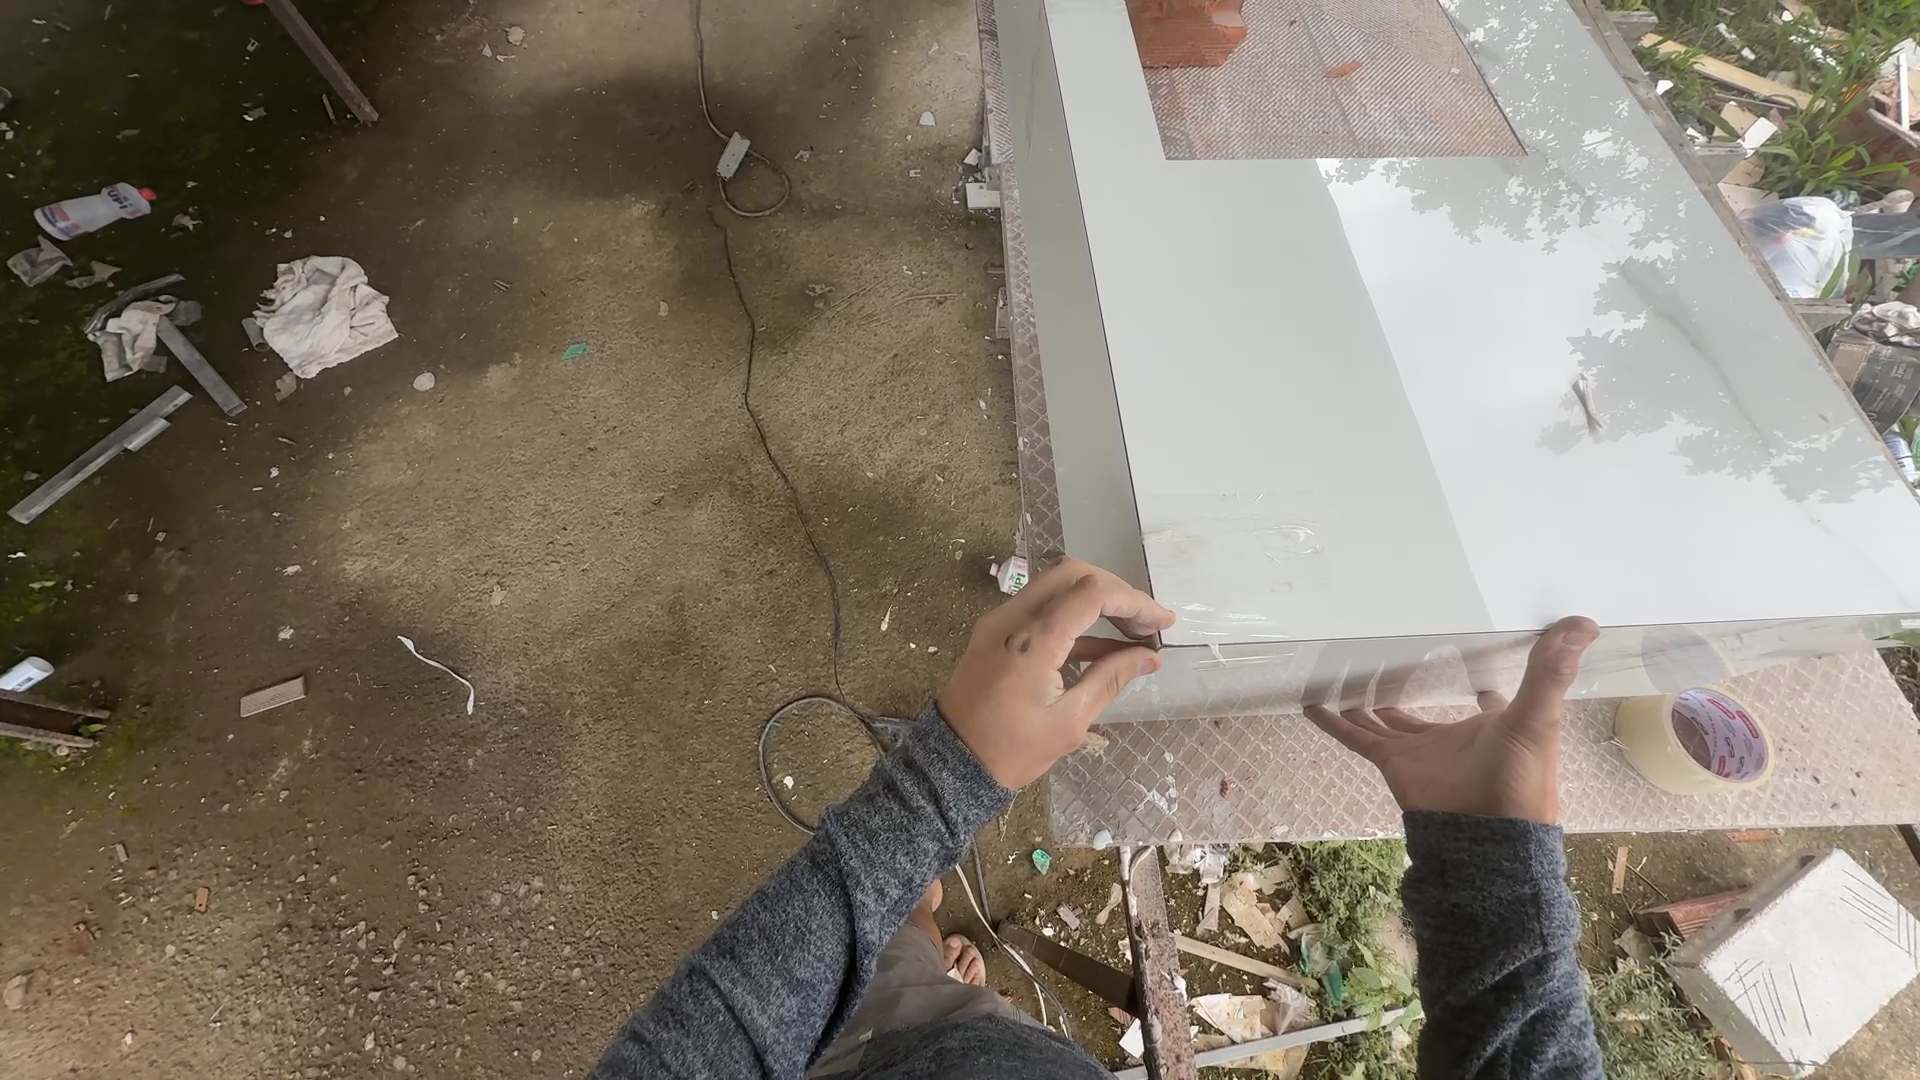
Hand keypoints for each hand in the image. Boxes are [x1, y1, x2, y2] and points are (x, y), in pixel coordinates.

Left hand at [938, 558, 1175, 788]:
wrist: (952, 762)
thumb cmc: (1011, 750)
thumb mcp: (1068, 722)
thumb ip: (1110, 679)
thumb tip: (1150, 656)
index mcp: (1032, 640)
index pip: (1092, 593)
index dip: (1134, 601)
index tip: (1162, 623)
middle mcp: (1012, 617)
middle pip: (1072, 574)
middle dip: (1116, 591)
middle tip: (1145, 623)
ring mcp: (998, 620)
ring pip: (1055, 585)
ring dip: (1095, 600)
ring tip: (1133, 633)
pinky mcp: (994, 630)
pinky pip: (1039, 607)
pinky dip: (1072, 616)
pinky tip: (1104, 646)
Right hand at [1304, 616, 1597, 823]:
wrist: (1484, 834)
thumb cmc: (1518, 777)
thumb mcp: (1537, 719)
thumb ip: (1549, 673)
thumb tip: (1583, 622)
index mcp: (1491, 727)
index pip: (1488, 701)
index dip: (1482, 685)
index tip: (1468, 660)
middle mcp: (1452, 737)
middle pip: (1419, 711)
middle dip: (1402, 691)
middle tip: (1381, 663)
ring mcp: (1418, 750)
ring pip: (1383, 721)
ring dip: (1364, 704)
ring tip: (1340, 680)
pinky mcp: (1391, 762)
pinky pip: (1355, 738)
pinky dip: (1333, 724)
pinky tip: (1312, 706)